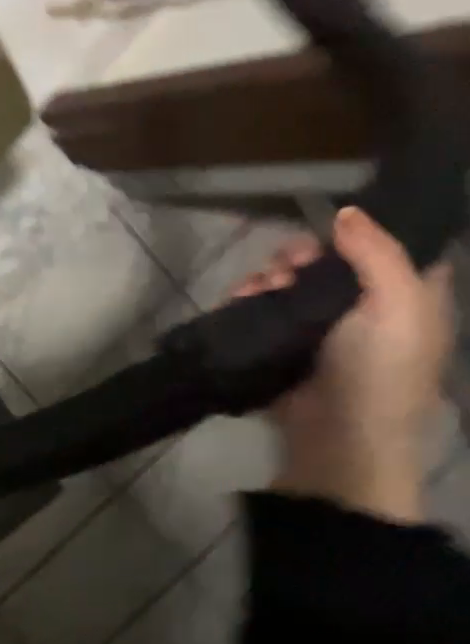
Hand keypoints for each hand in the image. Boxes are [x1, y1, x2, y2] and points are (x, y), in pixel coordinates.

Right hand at [230, 206, 453, 522]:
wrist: (337, 431)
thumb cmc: (381, 366)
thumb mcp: (398, 304)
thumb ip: (378, 255)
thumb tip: (346, 212)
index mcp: (407, 296)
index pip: (381, 249)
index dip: (352, 236)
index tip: (324, 235)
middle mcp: (365, 308)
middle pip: (326, 264)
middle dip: (296, 258)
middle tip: (282, 268)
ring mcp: (320, 328)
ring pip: (287, 284)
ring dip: (265, 279)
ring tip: (252, 290)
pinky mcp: (281, 344)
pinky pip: (259, 310)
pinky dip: (245, 301)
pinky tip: (237, 302)